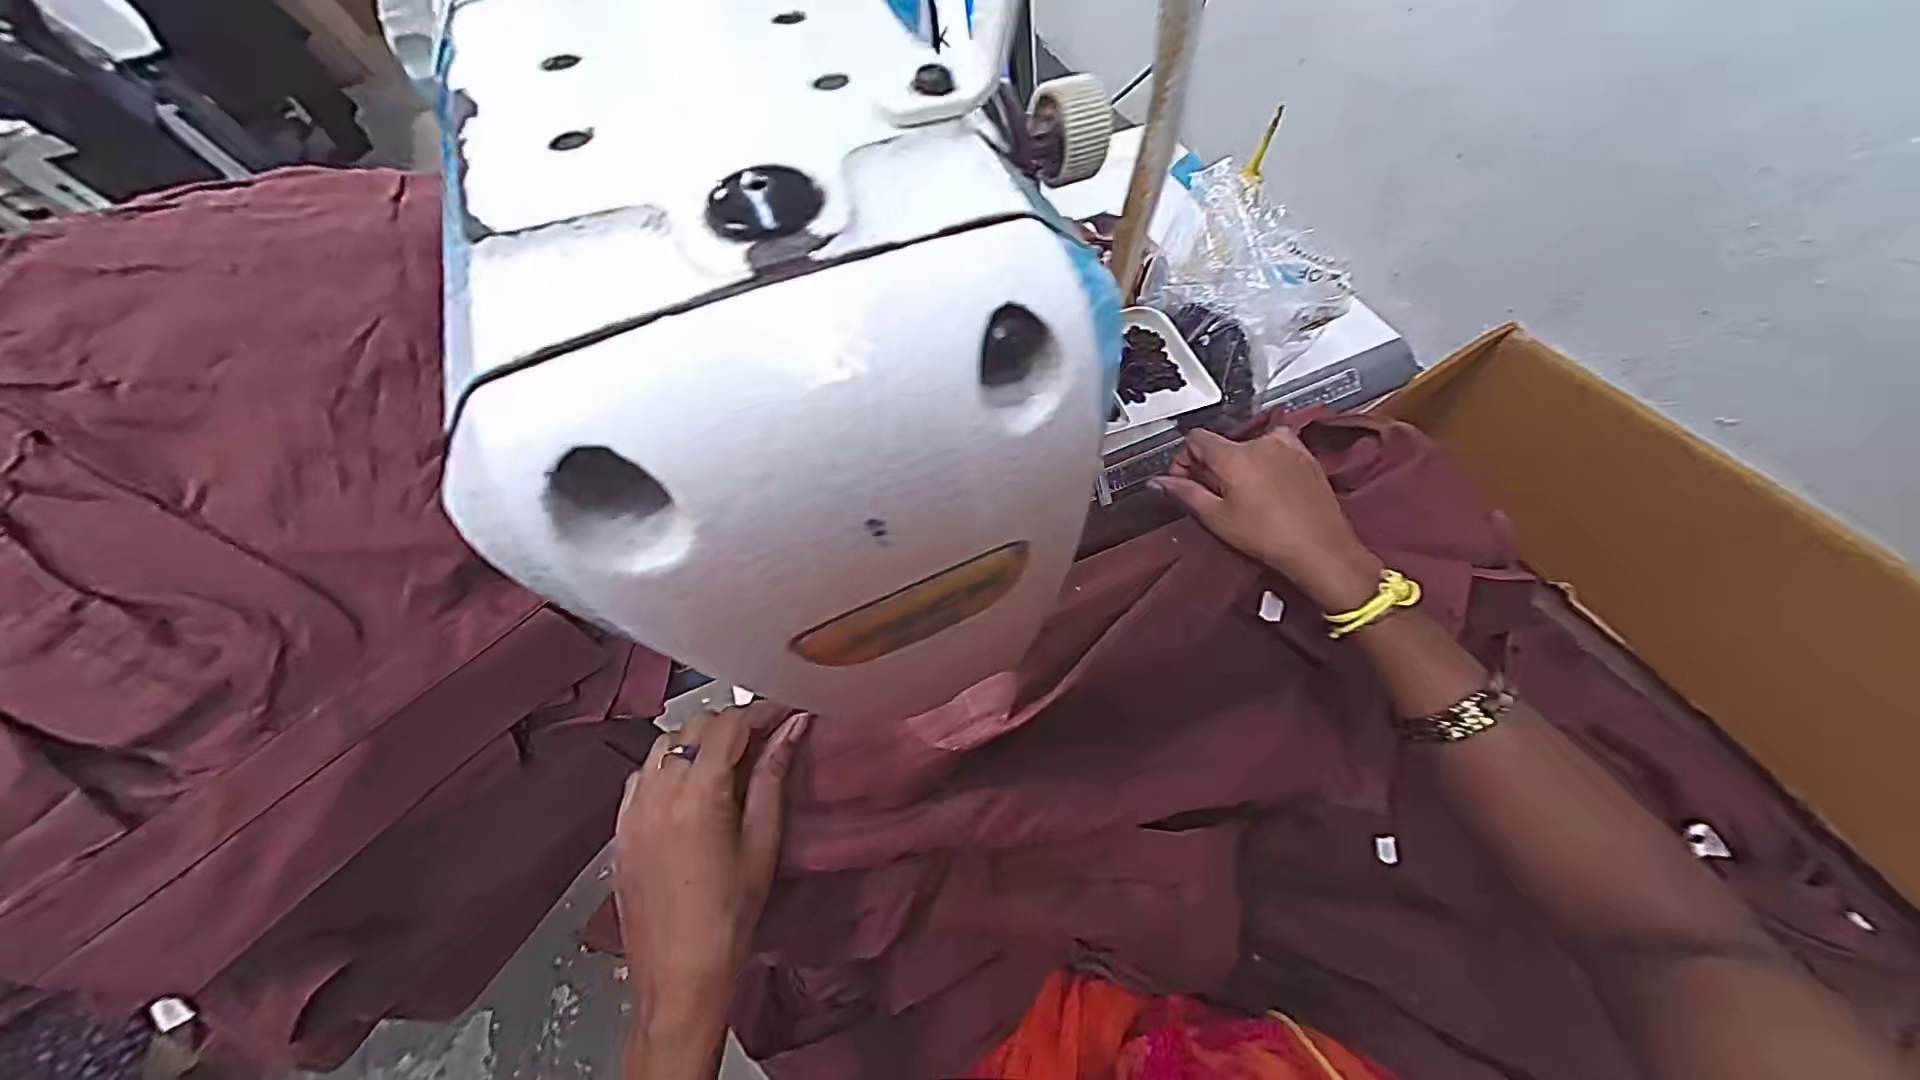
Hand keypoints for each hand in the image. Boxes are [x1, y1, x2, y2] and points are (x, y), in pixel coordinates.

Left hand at [614, 702, 809, 1032]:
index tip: (784, 714)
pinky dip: (669, 763)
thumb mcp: (763, 839)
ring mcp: (633, 808)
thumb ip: (774, 774)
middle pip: (696, 724)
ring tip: (729, 761)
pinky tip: (690, 785)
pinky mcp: (620, 826)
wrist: (679, 974)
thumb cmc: (730, 913)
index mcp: (698, 794)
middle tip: (764, 740)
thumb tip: (793, 727)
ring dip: (699, 739)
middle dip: (733, 724)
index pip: (730, 724)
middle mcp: (658, 792)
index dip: (762, 712)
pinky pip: (643, 772)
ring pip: (666, 741)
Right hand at [1150, 426, 1382, 610]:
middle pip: (1221, 443)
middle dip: (1209, 465)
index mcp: (1234, 455)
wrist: (1320, 548)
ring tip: (1239, 494)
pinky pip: (1274, 450)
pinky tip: (1264, 491)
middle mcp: (1261, 443)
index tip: (1183, 481)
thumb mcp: (1216, 517)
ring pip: (1248, 446)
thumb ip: (1183, 493)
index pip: (1195, 440)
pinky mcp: (1305, 456)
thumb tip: (1159, 482)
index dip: (1183, 460)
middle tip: (1210, 495)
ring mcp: (1287, 446)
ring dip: (1237, 464)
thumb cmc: (1269, 537)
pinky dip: (1262, 463)